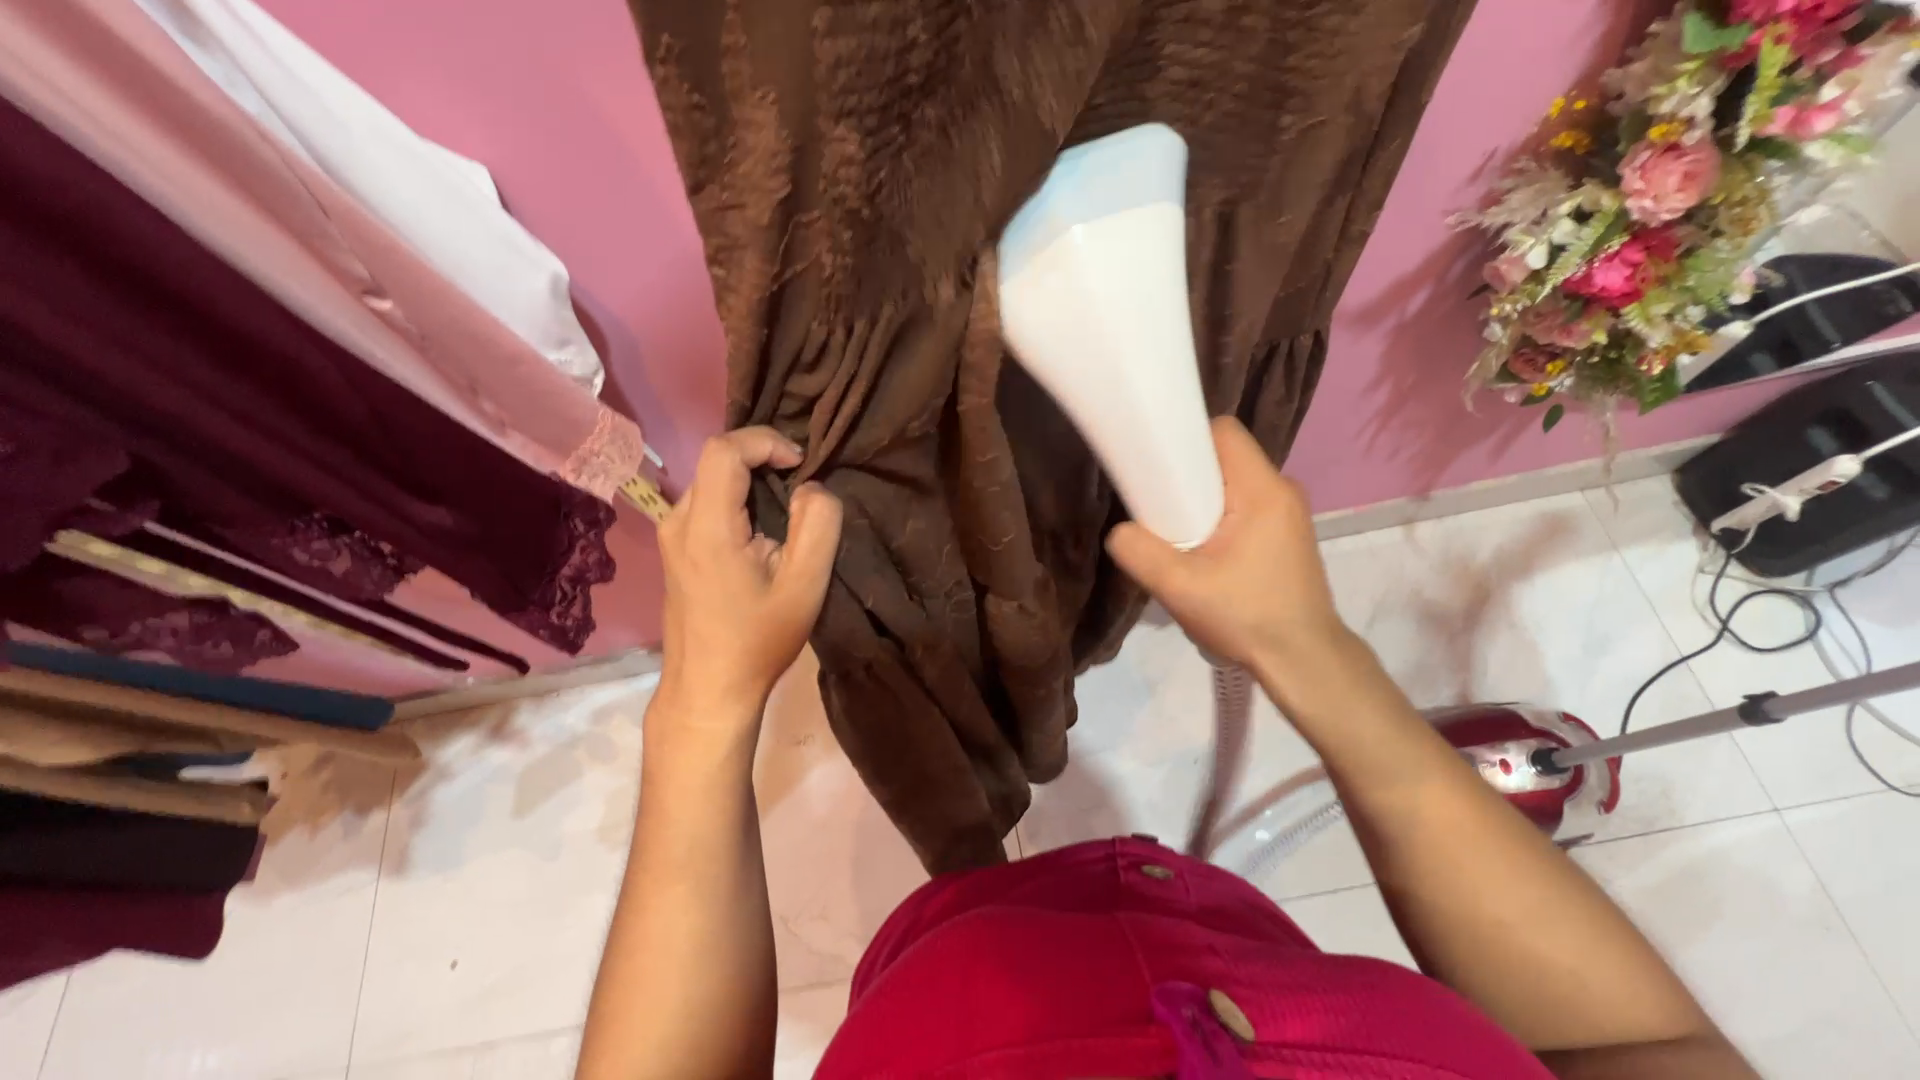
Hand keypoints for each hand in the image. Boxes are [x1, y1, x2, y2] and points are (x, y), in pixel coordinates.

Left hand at [655, 427, 843, 722]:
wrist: (709, 689)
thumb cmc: (758, 640)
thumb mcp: (805, 585)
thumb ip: (818, 524)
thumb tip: (811, 487)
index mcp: (707, 525)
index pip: (724, 449)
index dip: (765, 441)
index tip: (800, 465)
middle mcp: (678, 521)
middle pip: (718, 463)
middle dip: (763, 463)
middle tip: (801, 492)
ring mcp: (671, 535)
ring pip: (712, 482)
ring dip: (751, 484)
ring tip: (786, 515)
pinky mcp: (675, 549)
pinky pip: (707, 504)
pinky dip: (738, 502)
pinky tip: (761, 536)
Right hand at [1105, 417, 1349, 675]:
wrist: (1303, 661)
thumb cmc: (1247, 618)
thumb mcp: (1181, 589)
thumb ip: (1140, 553)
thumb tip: (1119, 533)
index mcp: (1263, 490)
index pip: (1222, 431)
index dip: (1185, 441)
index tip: (1157, 472)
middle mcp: (1282, 490)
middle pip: (1223, 458)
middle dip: (1186, 478)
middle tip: (1161, 514)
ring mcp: (1287, 514)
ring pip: (1230, 485)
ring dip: (1200, 503)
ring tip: (1180, 541)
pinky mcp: (1285, 535)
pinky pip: (1242, 507)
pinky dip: (1218, 521)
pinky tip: (1204, 557)